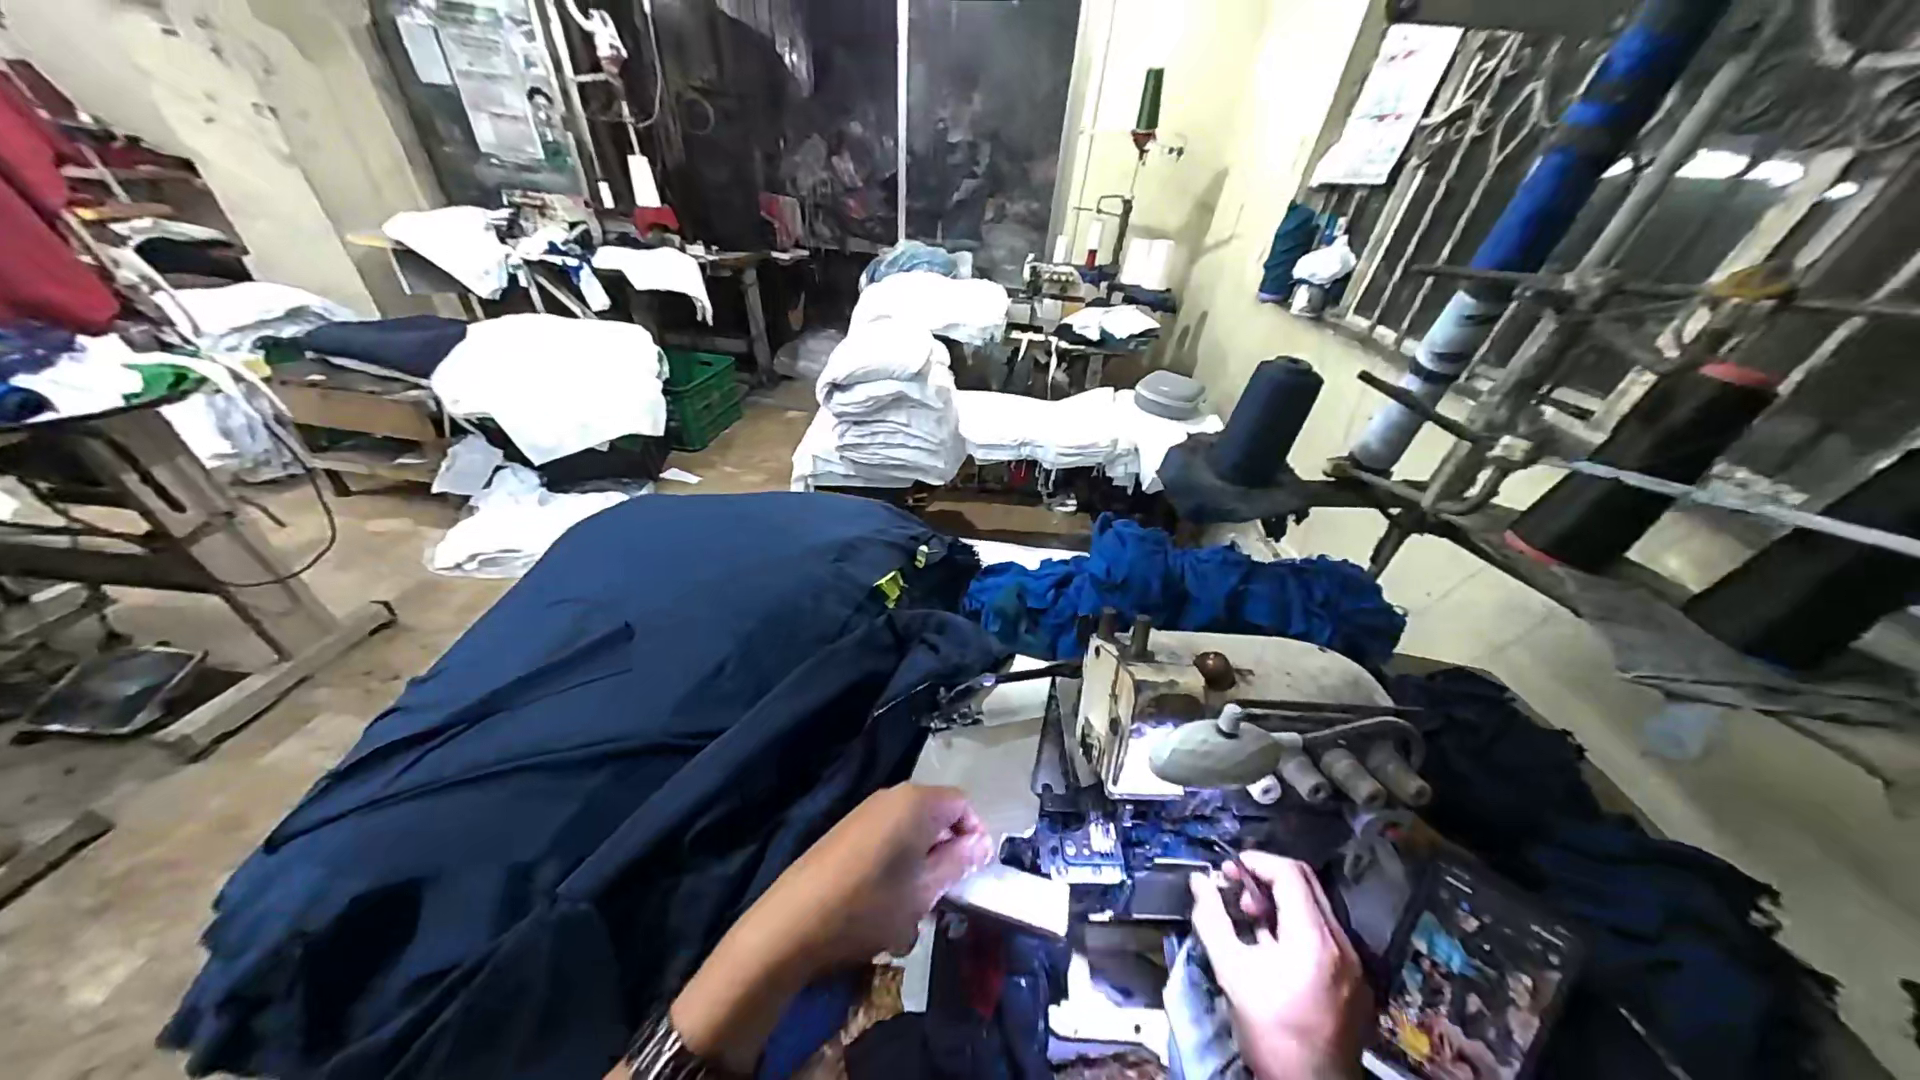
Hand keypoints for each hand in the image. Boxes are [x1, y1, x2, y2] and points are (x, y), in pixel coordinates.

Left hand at [748, 782, 992, 968]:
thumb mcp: (925, 891)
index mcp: (916, 802)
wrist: (794, 921)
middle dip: (946, 855)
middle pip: (936, 816)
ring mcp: (865, 813)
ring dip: (921, 867)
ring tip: (913, 911)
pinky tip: (885, 906)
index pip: (963, 804)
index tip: (973, 874)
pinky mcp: (846, 832)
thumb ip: (958, 862)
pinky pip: (887, 841)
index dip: (975, 835)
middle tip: (945, 897)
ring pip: (911, 833)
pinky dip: (896, 867)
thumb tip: (979, 843)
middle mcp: (892, 797)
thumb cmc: (870, 904)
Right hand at [1189, 852, 1371, 1079]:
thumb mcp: (1231, 971)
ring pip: (1316, 907)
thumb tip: (1199, 881)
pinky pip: (1325, 933)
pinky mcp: (1356, 980)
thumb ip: (1212, 919)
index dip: (1256, 861)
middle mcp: (1342, 944)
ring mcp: (1354, 963)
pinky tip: (1273, 945)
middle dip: (1267, 876)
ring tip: (1250, 916)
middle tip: (1236, 887)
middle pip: (1306, 883)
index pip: (1289, 873)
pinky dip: (1297, 924)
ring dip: (1281, 900)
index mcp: (1314, 939)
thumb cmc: (1270, 1032)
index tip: (1231, 867)